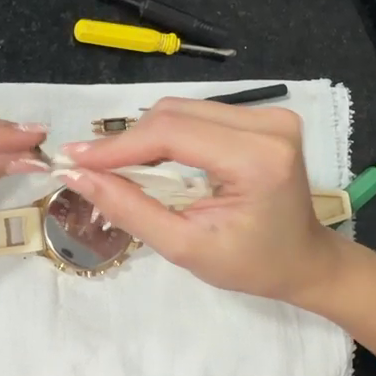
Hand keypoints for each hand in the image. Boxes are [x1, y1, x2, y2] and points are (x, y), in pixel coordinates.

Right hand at [54, 98, 343, 304]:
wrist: (304, 261)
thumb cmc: (250, 265)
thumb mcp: (184, 247)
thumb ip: (129, 208)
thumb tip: (75, 176)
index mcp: (258, 158)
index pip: (171, 134)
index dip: (116, 146)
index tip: (71, 159)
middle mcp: (268, 124)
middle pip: (173, 115)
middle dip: (125, 142)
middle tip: (87, 167)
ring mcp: (269, 115)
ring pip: (181, 110)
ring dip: (143, 137)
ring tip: (115, 167)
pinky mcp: (263, 116)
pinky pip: (196, 114)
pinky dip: (165, 135)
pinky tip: (150, 160)